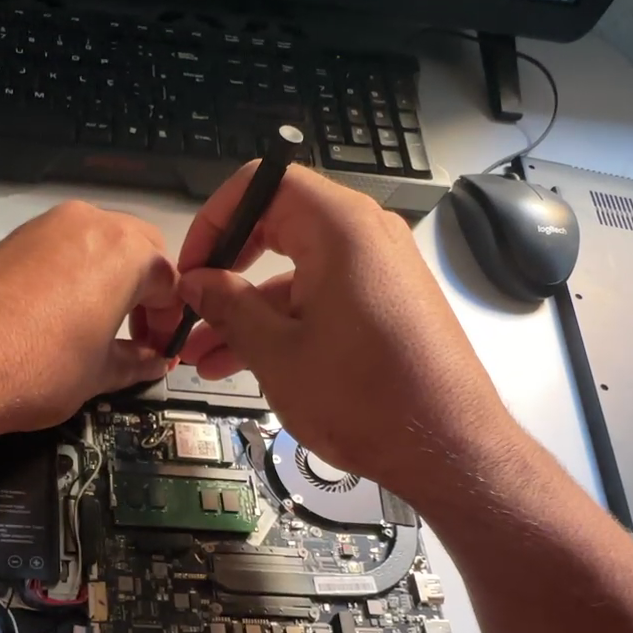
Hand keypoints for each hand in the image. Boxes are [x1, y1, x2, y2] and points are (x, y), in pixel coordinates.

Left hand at [0, 201, 180, 444]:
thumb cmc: (27, 370)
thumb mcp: (98, 375)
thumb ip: (135, 363)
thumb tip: (150, 362)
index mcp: (124, 254)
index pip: (170, 280)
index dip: (169, 320)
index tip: (159, 347)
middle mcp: (87, 225)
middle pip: (138, 250)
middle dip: (145, 292)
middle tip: (135, 335)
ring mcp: (46, 227)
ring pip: (98, 244)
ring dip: (109, 280)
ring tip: (97, 328)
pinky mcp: (14, 239)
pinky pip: (61, 248)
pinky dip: (73, 274)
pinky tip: (61, 317)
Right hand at [176, 164, 524, 503]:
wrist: (442, 447)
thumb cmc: (364, 399)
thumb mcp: (275, 352)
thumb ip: (228, 306)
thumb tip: (196, 281)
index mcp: (339, 230)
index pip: (263, 185)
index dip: (215, 220)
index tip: (191, 266)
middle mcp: (365, 238)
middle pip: (276, 229)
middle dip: (225, 273)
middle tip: (191, 308)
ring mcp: (377, 272)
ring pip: (293, 274)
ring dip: (245, 311)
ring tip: (203, 356)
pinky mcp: (383, 305)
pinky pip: (318, 298)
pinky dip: (280, 323)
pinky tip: (243, 363)